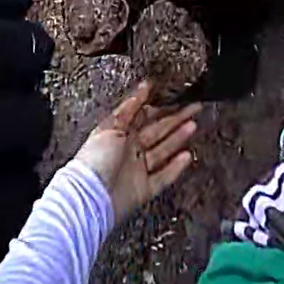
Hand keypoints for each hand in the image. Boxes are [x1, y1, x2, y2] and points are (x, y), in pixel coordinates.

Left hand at [75, 82, 202, 225]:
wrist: (89, 198)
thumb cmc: (95, 159)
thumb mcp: (112, 125)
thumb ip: (130, 107)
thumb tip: (144, 86)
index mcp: (120, 133)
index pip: (145, 115)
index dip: (161, 106)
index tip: (176, 95)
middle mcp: (130, 149)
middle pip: (157, 131)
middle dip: (176, 118)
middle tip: (194, 107)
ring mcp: (137, 169)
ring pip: (163, 150)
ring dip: (178, 138)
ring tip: (193, 125)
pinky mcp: (143, 189)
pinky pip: (163, 177)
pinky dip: (175, 167)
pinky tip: (187, 156)